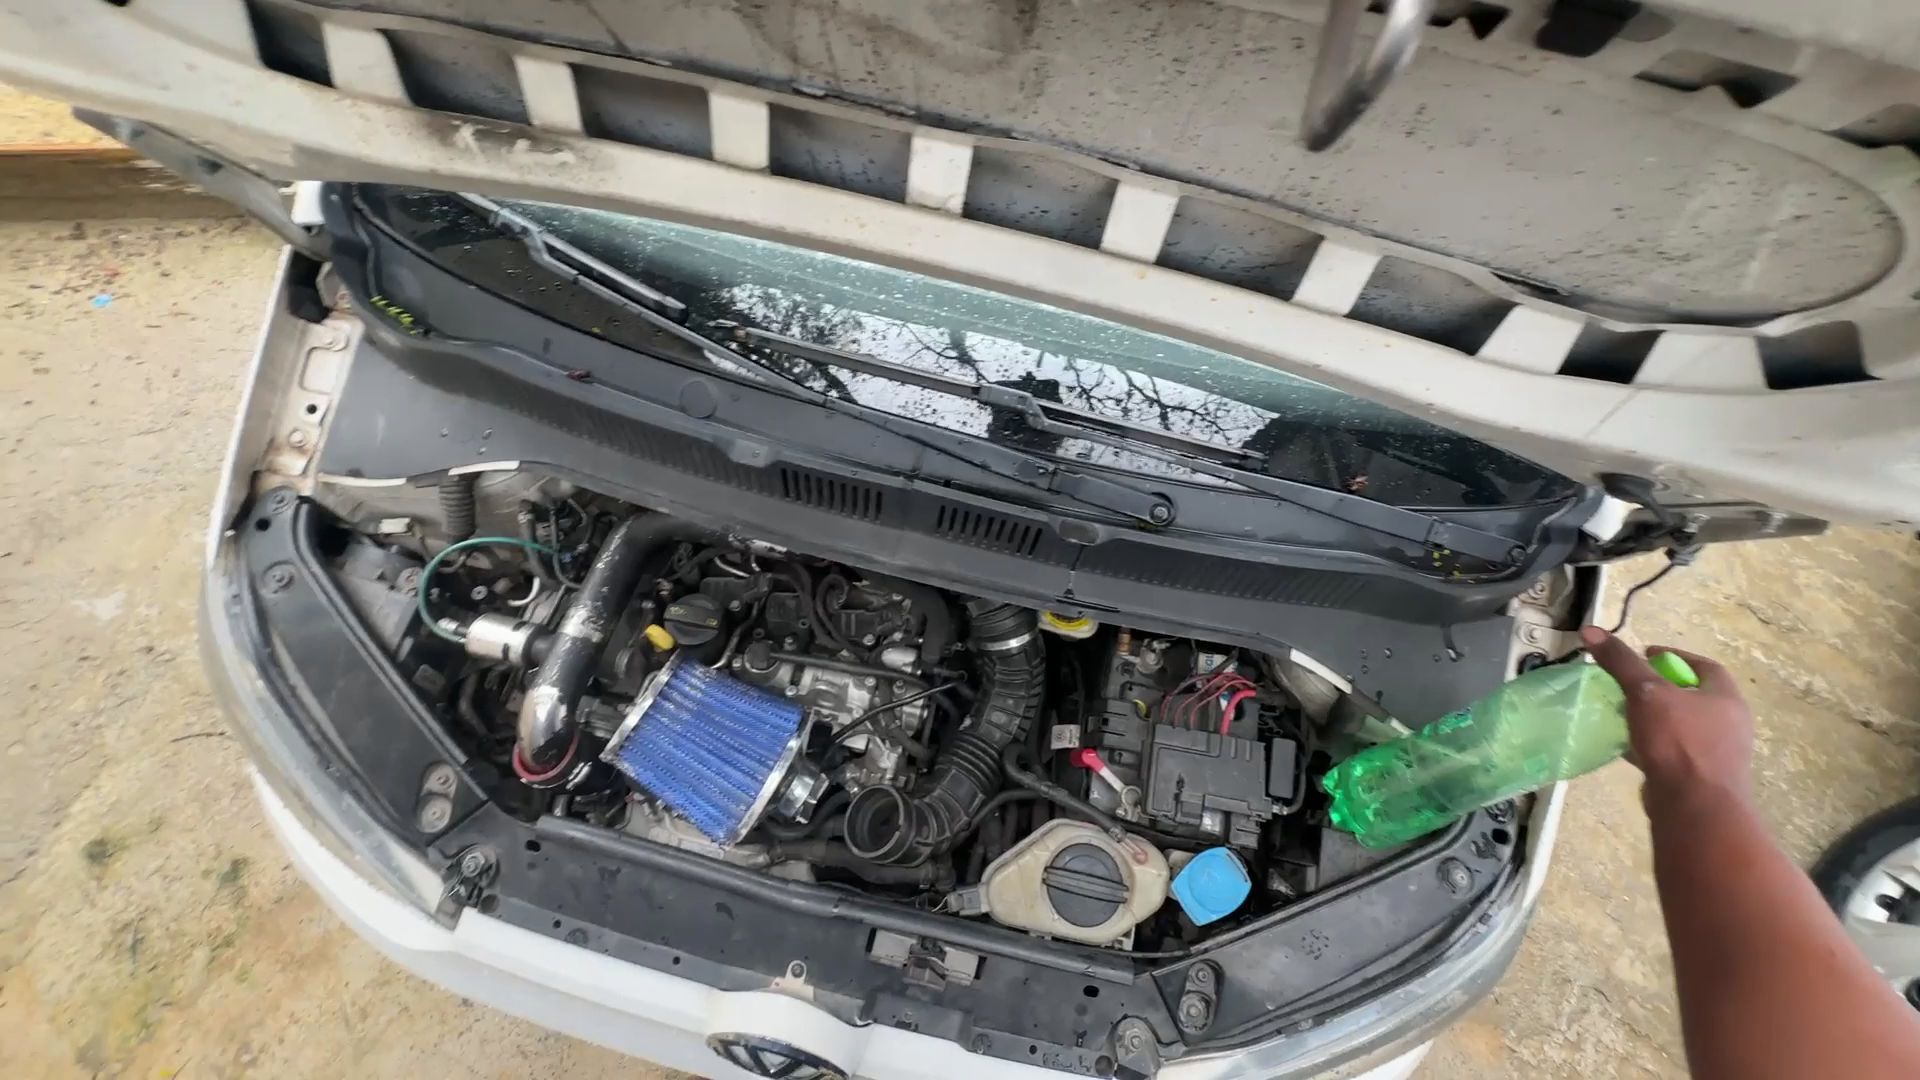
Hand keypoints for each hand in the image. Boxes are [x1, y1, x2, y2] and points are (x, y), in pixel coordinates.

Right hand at [1580, 627, 1753, 806]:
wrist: (1695, 804)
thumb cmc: (1678, 741)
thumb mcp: (1646, 693)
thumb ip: (1620, 662)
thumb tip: (1591, 630)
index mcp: (1725, 699)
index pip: (1705, 667)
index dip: (1674, 656)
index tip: (1643, 655)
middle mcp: (1728, 722)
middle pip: (1691, 694)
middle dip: (1658, 687)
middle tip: (1627, 683)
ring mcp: (1716, 750)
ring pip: (1680, 722)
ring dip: (1652, 714)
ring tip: (1621, 712)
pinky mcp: (1699, 772)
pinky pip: (1672, 747)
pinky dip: (1649, 740)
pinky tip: (1626, 742)